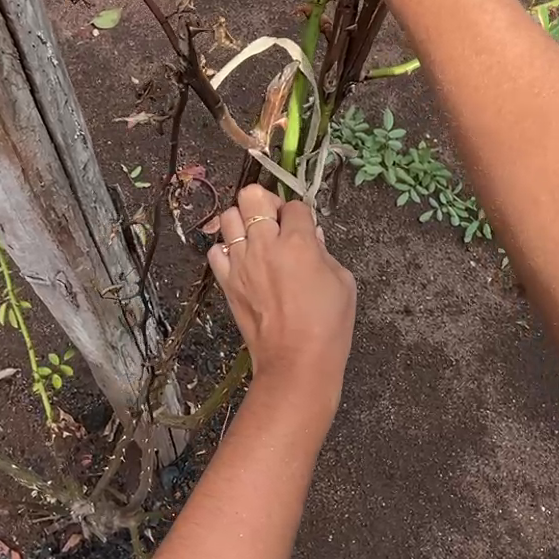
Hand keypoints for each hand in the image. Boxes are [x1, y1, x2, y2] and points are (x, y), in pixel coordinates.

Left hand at [207, 185, 355, 421]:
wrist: (296, 362)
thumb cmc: (328, 325)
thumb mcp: (343, 282)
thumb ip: (325, 253)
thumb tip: (312, 237)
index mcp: (299, 242)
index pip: (294, 205)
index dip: (301, 213)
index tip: (304, 226)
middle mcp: (265, 244)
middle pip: (251, 195)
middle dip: (264, 202)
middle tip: (274, 220)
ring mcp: (241, 262)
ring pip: (227, 216)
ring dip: (242, 221)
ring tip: (255, 237)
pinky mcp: (226, 281)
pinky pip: (215, 251)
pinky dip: (226, 250)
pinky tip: (242, 261)